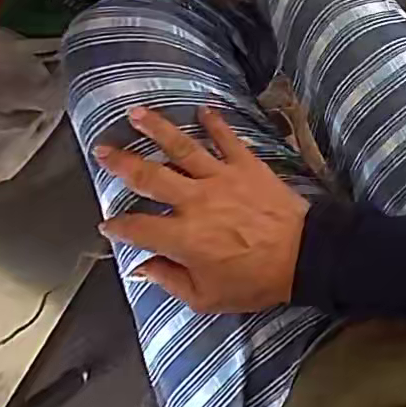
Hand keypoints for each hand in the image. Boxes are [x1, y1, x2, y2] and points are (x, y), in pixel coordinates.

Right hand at [95, 105, 308, 312]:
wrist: (303, 254)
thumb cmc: (256, 280)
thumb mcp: (206, 297)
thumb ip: (169, 280)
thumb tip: (142, 267)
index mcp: (181, 237)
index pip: (136, 228)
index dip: (117, 226)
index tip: (107, 223)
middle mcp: (196, 202)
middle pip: (149, 177)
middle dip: (121, 163)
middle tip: (102, 149)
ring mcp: (223, 179)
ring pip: (183, 149)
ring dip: (158, 129)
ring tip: (138, 113)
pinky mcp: (249, 166)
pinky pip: (228, 140)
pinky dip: (215, 123)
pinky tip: (203, 109)